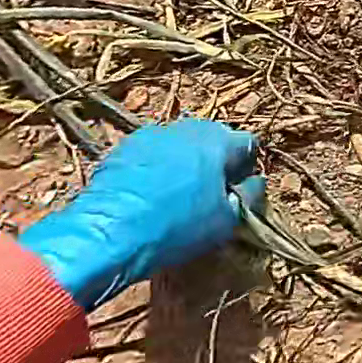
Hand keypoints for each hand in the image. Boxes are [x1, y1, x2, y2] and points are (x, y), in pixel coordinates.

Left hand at [19, 119, 265, 308]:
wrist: (106, 235)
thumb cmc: (177, 226)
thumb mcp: (227, 220)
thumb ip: (250, 196)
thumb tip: (255, 182)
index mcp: (221, 140)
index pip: (249, 145)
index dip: (247, 169)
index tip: (237, 192)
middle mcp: (190, 127)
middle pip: (215, 140)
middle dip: (217, 161)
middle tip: (209, 193)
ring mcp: (154, 133)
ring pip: (183, 145)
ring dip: (187, 162)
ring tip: (177, 194)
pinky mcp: (124, 147)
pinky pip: (153, 153)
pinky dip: (158, 167)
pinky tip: (150, 194)